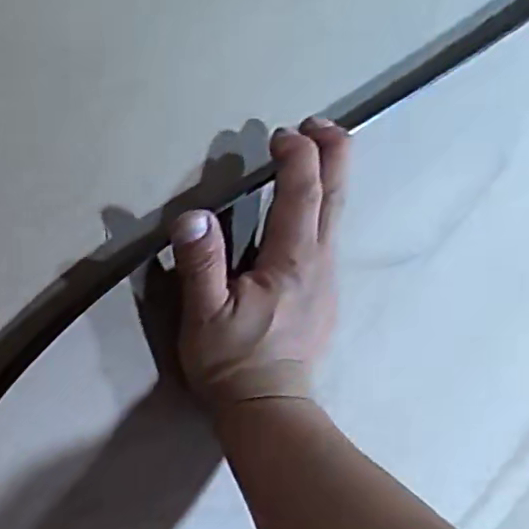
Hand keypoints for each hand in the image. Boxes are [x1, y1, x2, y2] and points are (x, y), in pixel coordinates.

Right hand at [170, 117, 350, 406]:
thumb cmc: (231, 361)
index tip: (279, 134)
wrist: (267, 404)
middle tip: (319, 125)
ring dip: (329, 179)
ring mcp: (327, 279)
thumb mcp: (204, 314)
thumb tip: (191, 216)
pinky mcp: (323, 298)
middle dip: (331, 152)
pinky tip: (306, 220)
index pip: (300, 191)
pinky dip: (323, 211)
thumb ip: (201, 263)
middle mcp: (319, 260)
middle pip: (335, 193)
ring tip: (316, 159)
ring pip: (337, 215)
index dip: (294, 157)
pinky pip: (329, 239)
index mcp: (291, 259)